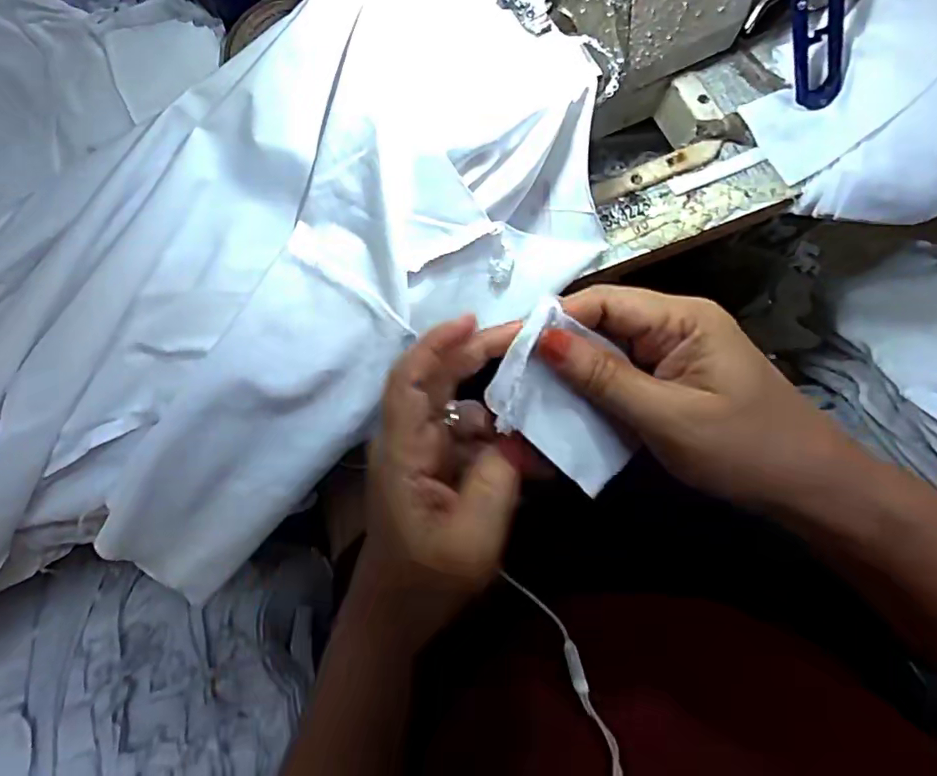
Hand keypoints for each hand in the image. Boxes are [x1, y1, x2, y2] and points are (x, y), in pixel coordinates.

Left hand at [357, 314, 523, 648]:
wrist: (396, 617)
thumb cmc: (427, 580)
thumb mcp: (474, 534)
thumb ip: (500, 476)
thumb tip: (519, 434)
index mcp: (403, 448)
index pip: (410, 379)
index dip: (436, 343)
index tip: (473, 320)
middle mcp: (407, 439)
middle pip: (437, 380)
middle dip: (477, 354)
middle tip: (524, 339)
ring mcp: (421, 452)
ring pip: (457, 407)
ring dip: (496, 403)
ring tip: (540, 402)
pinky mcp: (435, 467)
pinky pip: (467, 437)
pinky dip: (497, 437)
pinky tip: (531, 452)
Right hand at [538, 285, 863, 509]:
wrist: (814, 492)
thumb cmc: (747, 450)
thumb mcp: (668, 417)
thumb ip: (603, 377)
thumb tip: (542, 340)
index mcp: (680, 316)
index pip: (601, 302)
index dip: (552, 320)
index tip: (508, 346)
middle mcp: (673, 323)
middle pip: (599, 322)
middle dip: (555, 347)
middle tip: (509, 374)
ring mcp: (672, 351)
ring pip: (606, 349)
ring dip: (570, 371)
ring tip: (526, 391)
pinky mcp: (670, 379)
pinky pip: (621, 374)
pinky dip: (592, 390)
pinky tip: (564, 407)